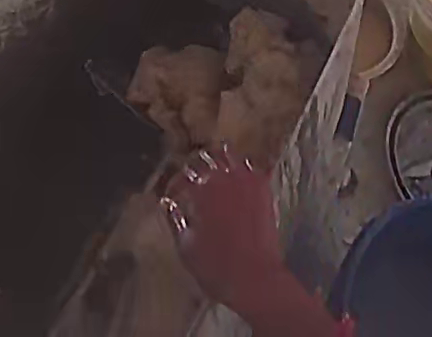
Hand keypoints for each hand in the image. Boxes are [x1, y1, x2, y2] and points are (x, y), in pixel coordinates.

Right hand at [161, 146, 280, 310]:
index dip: (174, 184)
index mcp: (200, 192)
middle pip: (203, 158)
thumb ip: (175, 221)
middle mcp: (222, 178)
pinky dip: (240, 168)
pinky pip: (250, 165)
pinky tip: (237, 177)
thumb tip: (169, 203)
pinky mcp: (262, 184)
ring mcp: (244, 178)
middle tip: (191, 177)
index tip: (173, 193)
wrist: (256, 278)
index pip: (182, 177)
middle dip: (194, 166)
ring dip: (217, 160)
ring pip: (228, 154)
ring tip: (214, 170)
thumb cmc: (217, 269)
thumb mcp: (186, 249)